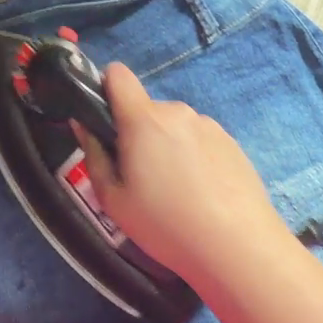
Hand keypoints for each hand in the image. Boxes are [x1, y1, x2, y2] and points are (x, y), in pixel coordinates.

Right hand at [75, 63, 291, 284]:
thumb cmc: (165, 225)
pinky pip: (200, 139)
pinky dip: (194, 157)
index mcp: (143, 119)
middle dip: (139, 133)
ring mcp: (208, 125)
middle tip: (142, 178)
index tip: (106, 122)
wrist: (239, 249)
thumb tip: (83, 125)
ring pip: (174, 126)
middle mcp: (177, 112)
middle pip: (146, 109)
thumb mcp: (113, 200)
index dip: (106, 88)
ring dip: (168, 145)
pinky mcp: (232, 142)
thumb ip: (93, 155)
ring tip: (178, 191)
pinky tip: (203, 193)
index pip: (118, 74)